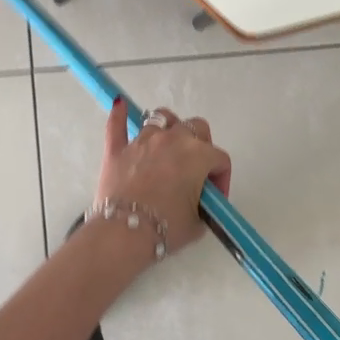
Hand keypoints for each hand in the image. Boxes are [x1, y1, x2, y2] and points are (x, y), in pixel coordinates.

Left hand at [97, 98, 232, 256]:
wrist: (124, 233)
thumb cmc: (166, 228)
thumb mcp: (197, 223)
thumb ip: (203, 207)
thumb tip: (196, 204)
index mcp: (197, 155)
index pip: (220, 159)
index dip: (222, 178)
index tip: (215, 198)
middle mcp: (172, 139)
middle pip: (195, 127)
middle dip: (201, 144)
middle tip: (195, 168)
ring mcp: (142, 141)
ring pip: (160, 119)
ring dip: (169, 129)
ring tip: (168, 145)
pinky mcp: (117, 149)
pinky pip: (117, 125)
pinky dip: (119, 115)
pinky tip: (120, 106)